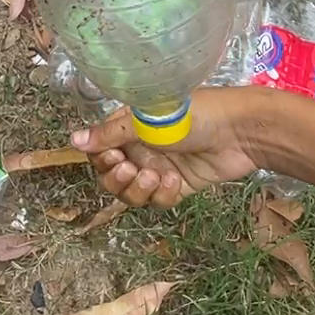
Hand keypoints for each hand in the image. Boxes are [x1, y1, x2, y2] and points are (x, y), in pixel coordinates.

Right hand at [71, 88, 267, 207]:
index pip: (99, 150)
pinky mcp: (178, 186)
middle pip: (111, 177)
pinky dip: (163, 194)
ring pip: (132, 193)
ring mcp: (158, 169)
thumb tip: (73, 141)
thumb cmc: (194, 114)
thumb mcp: (146, 121)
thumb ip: (110, 134)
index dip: (100, 159)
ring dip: (139, 189)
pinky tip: (175, 181)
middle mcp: (140, 148)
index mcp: (129, 128)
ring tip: (155, 176)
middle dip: (117, 178)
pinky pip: (158, 201)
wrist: (241, 132)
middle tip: (131, 169)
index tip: (112, 157)